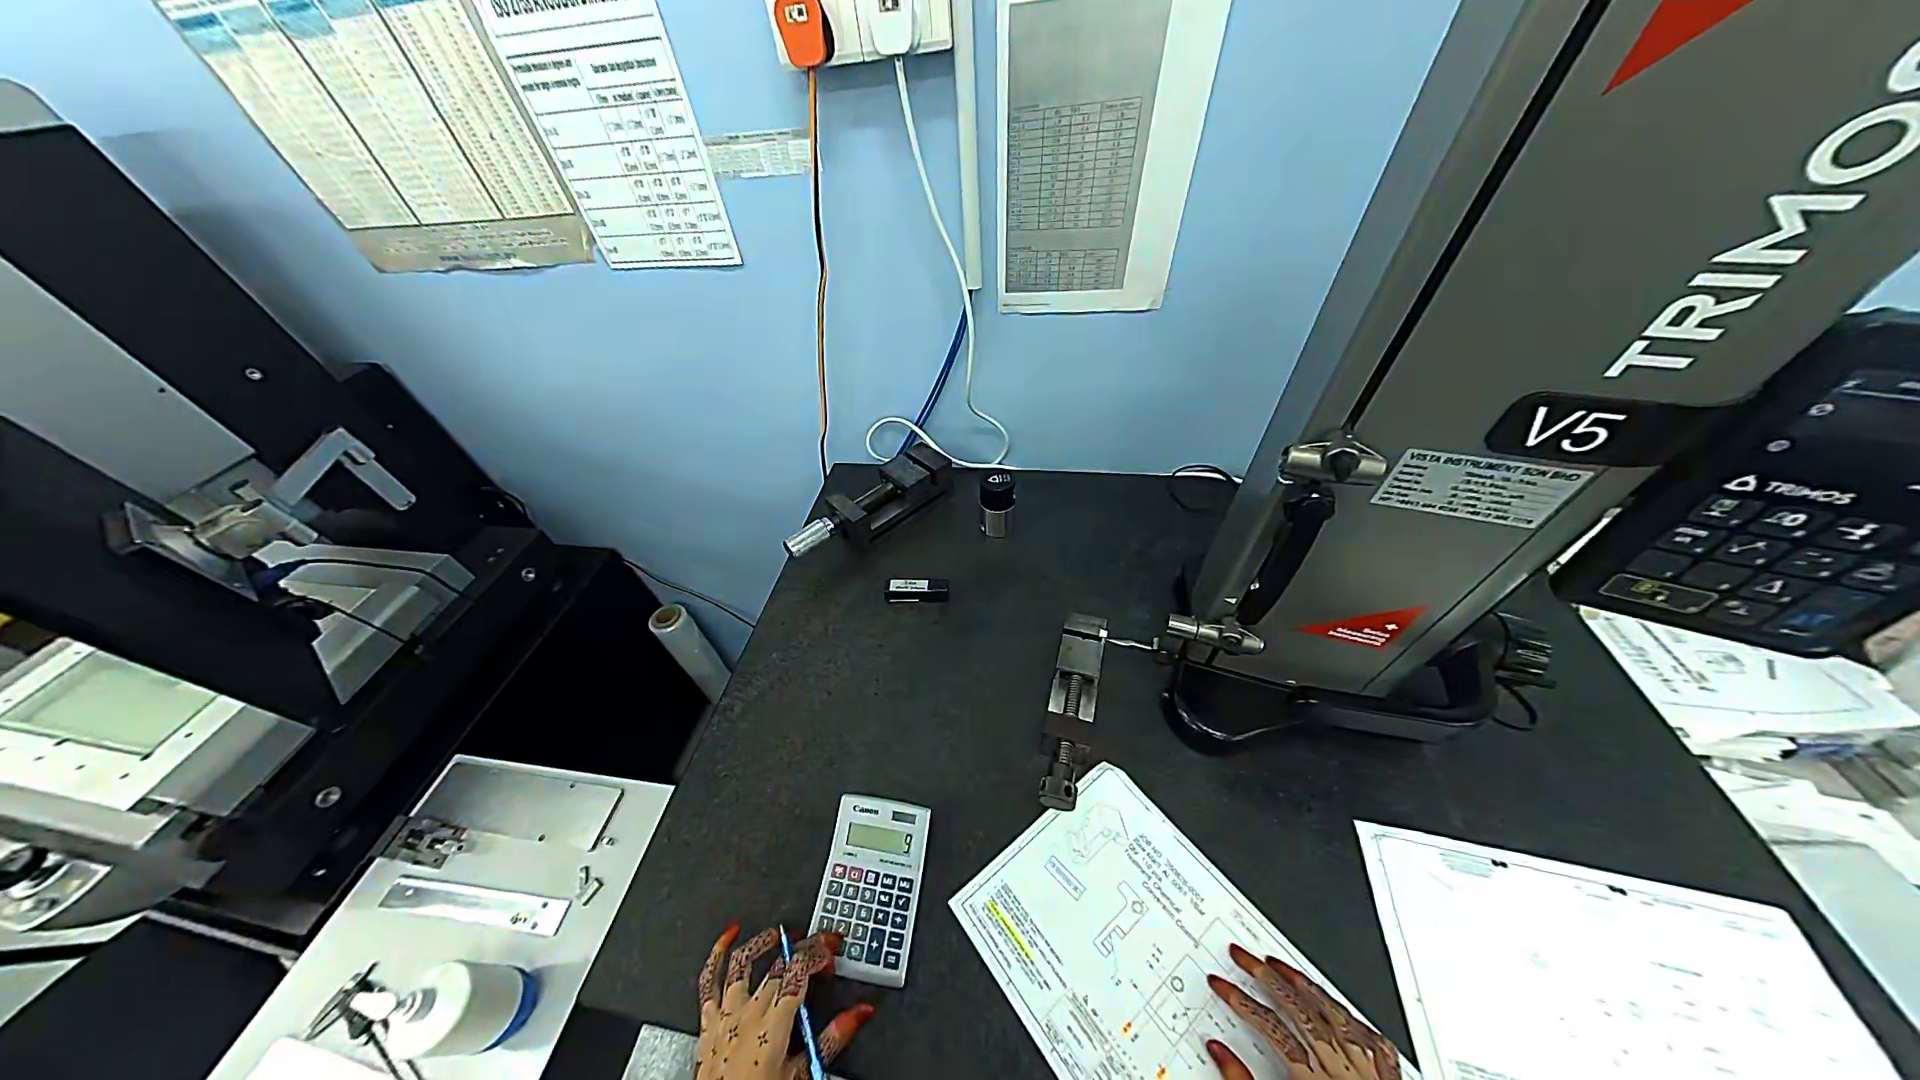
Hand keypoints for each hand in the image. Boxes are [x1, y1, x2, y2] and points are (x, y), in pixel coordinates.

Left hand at [695, 924, 873, 1079]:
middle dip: (804, 948)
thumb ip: (833, 1038)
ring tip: (780, 934)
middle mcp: (748, 1013)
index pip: (799, 970)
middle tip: (821, 945)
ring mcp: (726, 1015)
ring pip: (743, 963)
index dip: (818, 952)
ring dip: (764, 942)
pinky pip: (708, 982)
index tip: (832, 949)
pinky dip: (717, 954)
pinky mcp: (709, 1023)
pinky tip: (728, 937)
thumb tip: (860, 1012)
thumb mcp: (803, 1074)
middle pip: (779, 964)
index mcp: (773, 1024)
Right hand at [1204, 944, 1400, 1079]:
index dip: (1240, 1000)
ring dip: (1306, 986)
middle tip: (1243, 957)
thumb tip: (1217, 1051)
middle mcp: (1344, 1076)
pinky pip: (1373, 1041)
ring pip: (1337, 1016)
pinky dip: (1350, 1017)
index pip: (1269, 1027)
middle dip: (1267, 977)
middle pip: (1301, 1011)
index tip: (1221, 984)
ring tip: (1281, 966)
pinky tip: (1336, 1006)